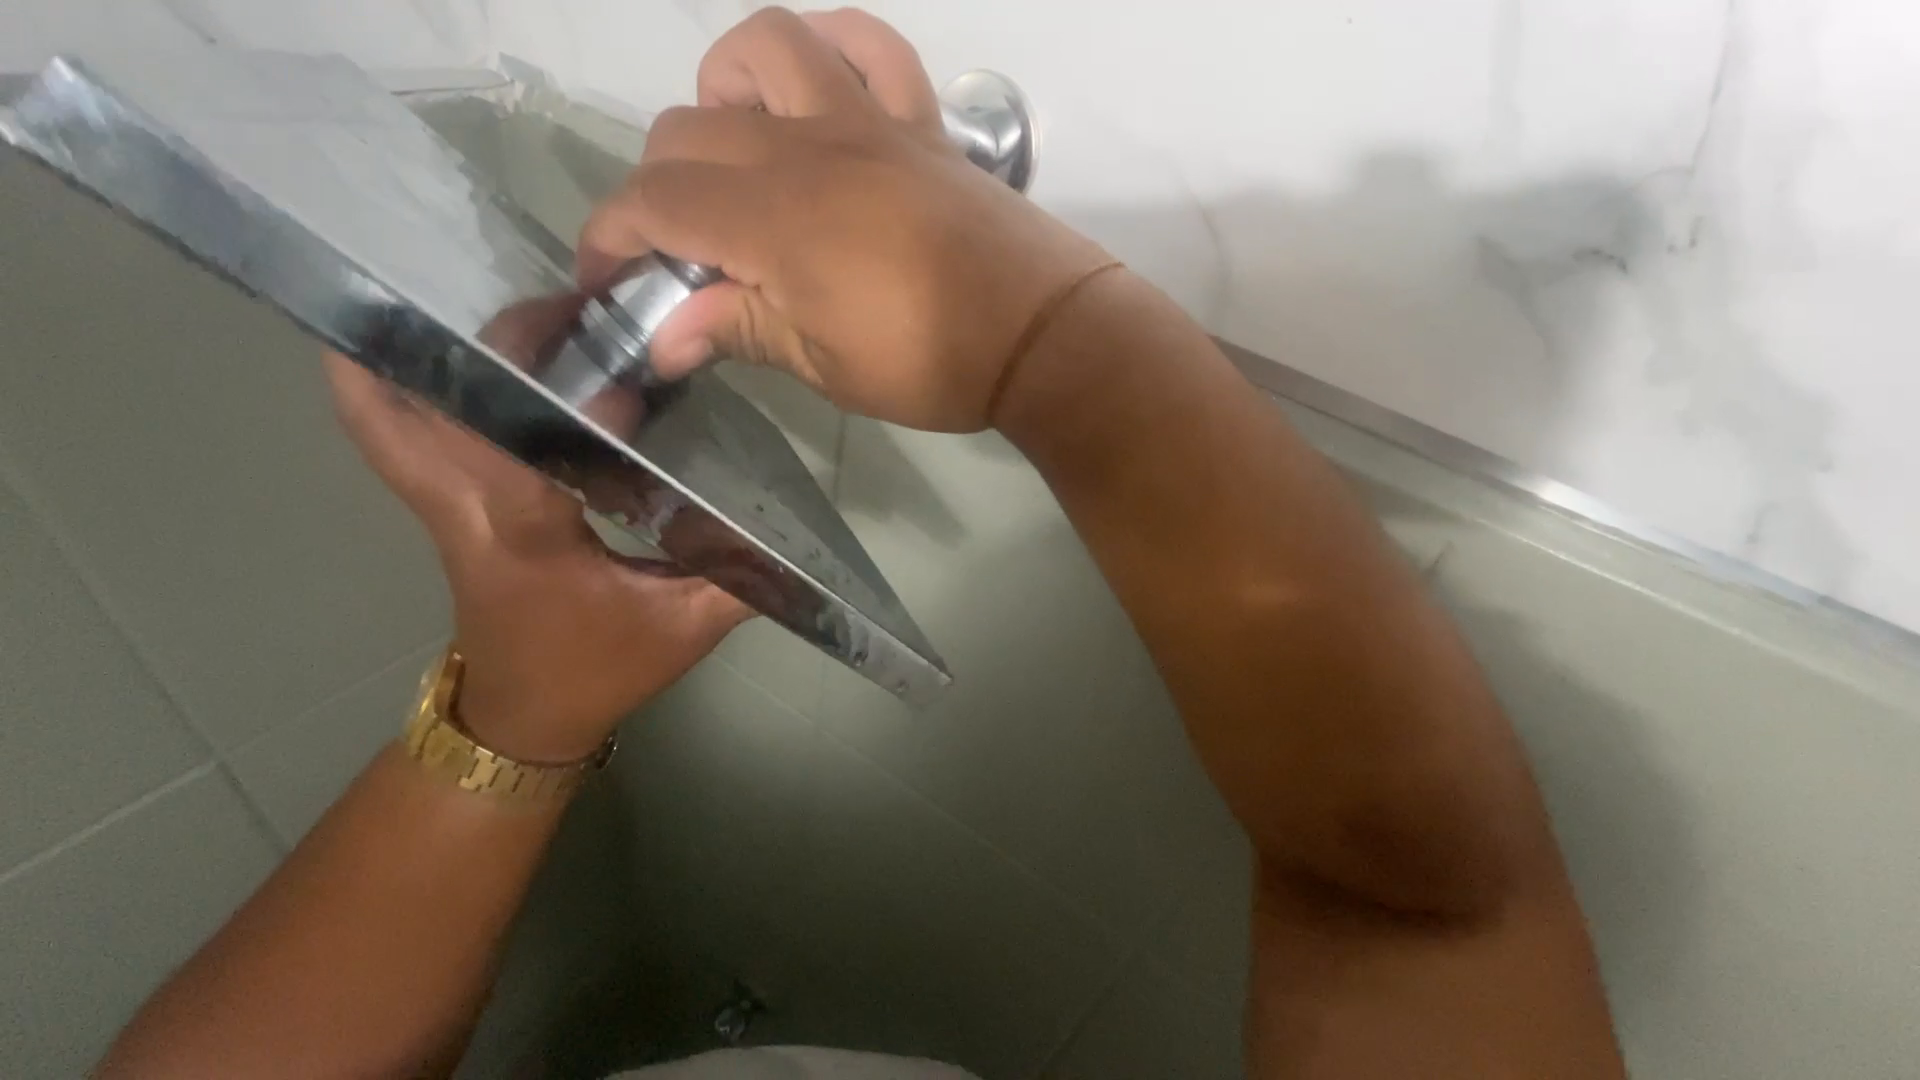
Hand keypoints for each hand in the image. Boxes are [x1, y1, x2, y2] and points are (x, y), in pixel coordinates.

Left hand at [323, 349, 749, 763]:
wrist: (521, 717)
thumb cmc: (601, 672)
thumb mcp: (685, 630)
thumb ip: (740, 578)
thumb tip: (791, 525)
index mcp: (534, 543)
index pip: (535, 458)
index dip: (578, 408)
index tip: (633, 376)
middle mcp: (473, 514)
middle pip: (443, 410)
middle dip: (492, 346)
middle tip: (565, 307)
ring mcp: (443, 509)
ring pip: (387, 419)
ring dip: (417, 351)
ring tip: (494, 301)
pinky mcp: (441, 508)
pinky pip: (391, 437)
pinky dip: (381, 385)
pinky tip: (419, 343)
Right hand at [577, 6, 1112, 432]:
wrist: (1039, 333)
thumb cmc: (930, 364)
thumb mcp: (824, 368)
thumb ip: (739, 332)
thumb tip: (662, 338)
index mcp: (773, 221)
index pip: (654, 203)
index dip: (611, 239)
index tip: (609, 281)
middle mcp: (806, 148)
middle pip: (686, 131)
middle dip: (657, 191)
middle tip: (683, 254)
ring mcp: (865, 121)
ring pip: (762, 47)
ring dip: (724, 91)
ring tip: (737, 154)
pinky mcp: (915, 119)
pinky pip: (865, 43)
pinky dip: (828, 49)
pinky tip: (817, 92)